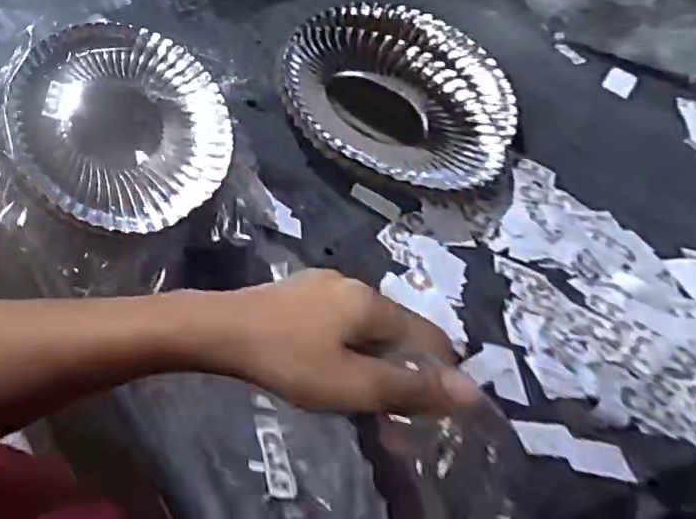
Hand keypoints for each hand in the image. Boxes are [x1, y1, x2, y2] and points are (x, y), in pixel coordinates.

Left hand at [200, 270, 479, 415]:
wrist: (222, 329)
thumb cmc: (290, 358)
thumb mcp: (355, 384)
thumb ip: (412, 388)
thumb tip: (473, 390)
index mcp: (369, 299)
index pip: (428, 334)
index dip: (442, 373)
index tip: (439, 411)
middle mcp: (348, 282)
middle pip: (396, 328)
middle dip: (405, 371)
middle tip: (398, 415)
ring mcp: (319, 283)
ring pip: (365, 326)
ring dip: (375, 362)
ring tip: (367, 399)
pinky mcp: (297, 293)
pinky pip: (339, 321)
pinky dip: (349, 348)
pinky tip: (334, 370)